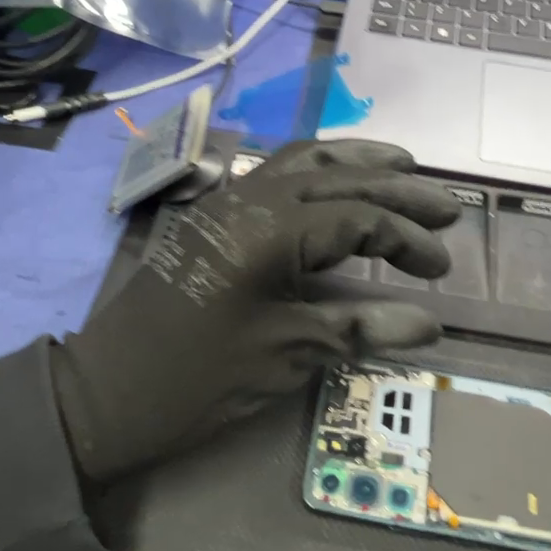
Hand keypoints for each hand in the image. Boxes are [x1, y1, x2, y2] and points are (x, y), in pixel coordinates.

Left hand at [50, 139, 460, 483]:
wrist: (105, 390)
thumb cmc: (196, 378)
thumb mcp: (284, 355)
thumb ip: (359, 328)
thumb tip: (431, 323)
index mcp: (270, 230)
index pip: (358, 218)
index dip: (407, 240)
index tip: (441, 270)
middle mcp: (251, 199)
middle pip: (338, 178)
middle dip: (396, 187)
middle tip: (445, 204)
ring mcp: (227, 201)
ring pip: (304, 161)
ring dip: (355, 160)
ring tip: (401, 162)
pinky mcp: (214, 216)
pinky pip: (275, 174)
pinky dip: (317, 171)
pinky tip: (335, 181)